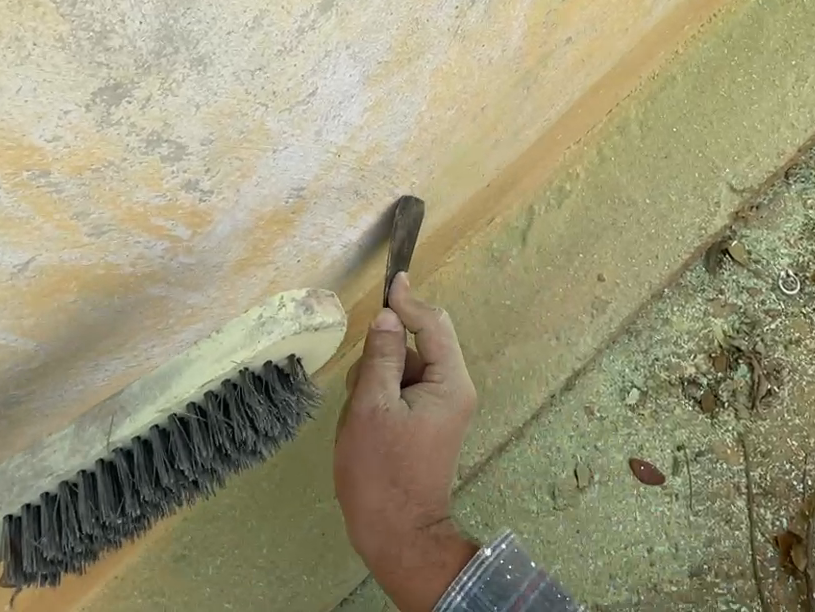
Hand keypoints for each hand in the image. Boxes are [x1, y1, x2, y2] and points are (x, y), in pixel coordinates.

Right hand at [334, 273, 479, 611]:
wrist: (396, 535)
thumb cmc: (381, 472)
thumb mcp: (373, 406)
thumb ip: (382, 356)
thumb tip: (388, 315)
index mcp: (450, 382)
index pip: (434, 323)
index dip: (410, 300)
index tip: (391, 279)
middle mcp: (453, 388)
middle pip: (418, 343)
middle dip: (386, 352)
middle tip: (362, 386)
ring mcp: (440, 406)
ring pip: (404, 365)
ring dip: (378, 376)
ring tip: (362, 414)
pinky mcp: (426, 420)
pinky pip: (402, 388)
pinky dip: (381, 394)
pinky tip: (365, 422)